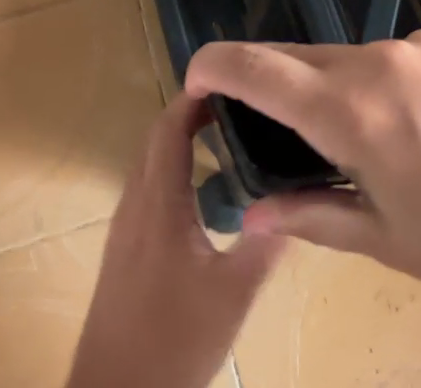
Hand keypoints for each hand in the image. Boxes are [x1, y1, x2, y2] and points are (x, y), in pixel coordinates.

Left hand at [65, 95, 285, 387]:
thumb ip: (262, 246)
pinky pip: (147, 188)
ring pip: (150, 165)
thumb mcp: (231, 295)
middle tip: (238, 104)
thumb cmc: (173, 340)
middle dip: (190, 114)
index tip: (228, 80)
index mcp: (158, 204)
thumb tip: (295, 203)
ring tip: (226, 135)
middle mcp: (134, 205)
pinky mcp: (124, 248)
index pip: (168, 131)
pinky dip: (173, 169)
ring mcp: (125, 227)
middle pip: (156, 140)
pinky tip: (203, 188)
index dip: (193, 99)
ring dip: (180, 141)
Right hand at [183, 30, 420, 328]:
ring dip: (322, 90)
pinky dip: (369, 86)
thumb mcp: (389, 240)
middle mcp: (380, 60)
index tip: (194, 82)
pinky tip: (402, 133)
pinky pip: (388, 60)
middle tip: (264, 134)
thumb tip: (251, 213)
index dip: (213, 65)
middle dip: (267, 86)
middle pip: (296, 58)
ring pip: (342, 59)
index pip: (256, 67)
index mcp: (353, 111)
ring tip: (343, 147)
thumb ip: (310, 215)